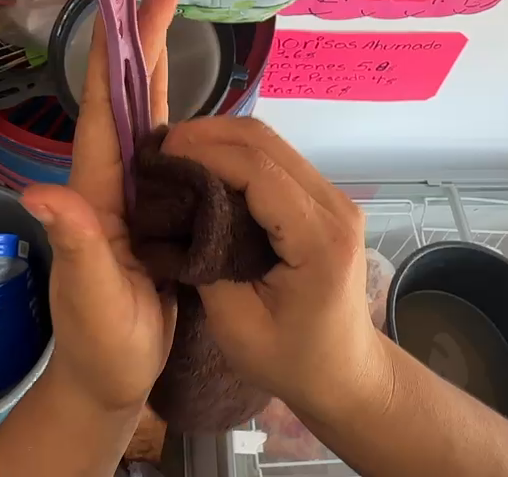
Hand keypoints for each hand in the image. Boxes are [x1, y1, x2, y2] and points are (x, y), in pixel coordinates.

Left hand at [20, 0, 181, 413]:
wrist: (111, 376)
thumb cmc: (101, 341)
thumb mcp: (89, 297)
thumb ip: (74, 245)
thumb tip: (39, 190)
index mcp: (97, 184)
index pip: (104, 104)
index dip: (114, 51)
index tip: (127, 0)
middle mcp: (112, 173)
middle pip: (127, 93)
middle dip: (142, 37)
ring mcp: (133, 187)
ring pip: (147, 111)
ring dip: (157, 60)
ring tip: (172, 14)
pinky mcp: (156, 203)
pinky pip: (167, 142)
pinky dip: (174, 104)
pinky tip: (190, 90)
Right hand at [160, 117, 393, 421]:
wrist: (345, 372)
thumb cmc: (292, 360)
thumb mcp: (237, 327)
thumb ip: (207, 263)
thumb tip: (179, 211)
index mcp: (319, 240)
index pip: (259, 171)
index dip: (207, 153)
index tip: (162, 157)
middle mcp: (334, 205)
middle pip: (265, 142)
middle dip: (208, 134)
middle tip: (162, 150)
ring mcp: (333, 196)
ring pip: (270, 142)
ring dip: (221, 138)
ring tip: (178, 153)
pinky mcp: (323, 196)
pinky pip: (276, 157)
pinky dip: (236, 152)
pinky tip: (206, 164)